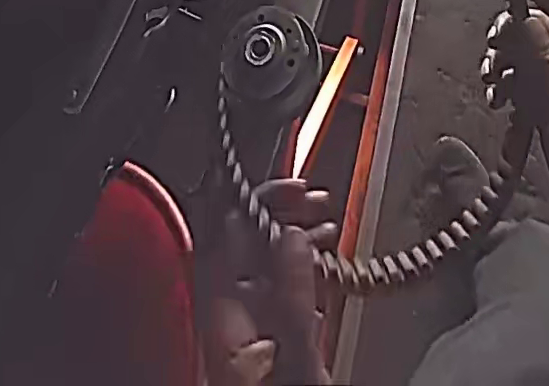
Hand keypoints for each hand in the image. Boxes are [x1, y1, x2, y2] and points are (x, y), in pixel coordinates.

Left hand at [198, 180, 335, 385]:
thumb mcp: (297, 362)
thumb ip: (290, 295)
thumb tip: (288, 234)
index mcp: (220, 318)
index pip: (224, 235)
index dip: (258, 200)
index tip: (296, 185)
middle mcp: (224, 317)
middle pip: (242, 242)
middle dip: (281, 211)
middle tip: (318, 199)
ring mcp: (243, 328)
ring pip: (259, 259)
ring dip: (293, 232)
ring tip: (327, 222)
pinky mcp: (263, 338)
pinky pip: (273, 282)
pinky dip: (298, 261)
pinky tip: (321, 260)